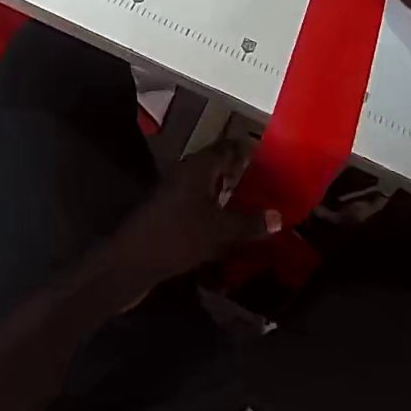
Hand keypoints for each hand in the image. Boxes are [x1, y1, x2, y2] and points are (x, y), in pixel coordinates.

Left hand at [104, 141, 278, 292]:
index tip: (272, 160)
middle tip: (269, 185)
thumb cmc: (176, 237)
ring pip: (209, 186)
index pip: (229, 147)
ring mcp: (175, 193)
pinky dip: (217, 210)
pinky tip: (230, 227)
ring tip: (256, 206)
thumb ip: (250, 222)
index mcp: (198, 167)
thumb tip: (279, 216)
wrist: (130, 263)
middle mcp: (186, 173)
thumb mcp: (219, 231)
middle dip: (243, 174)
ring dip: (230, 194)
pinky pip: (200, 204)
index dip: (250, 151)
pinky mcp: (170, 214)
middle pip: (219, 166)